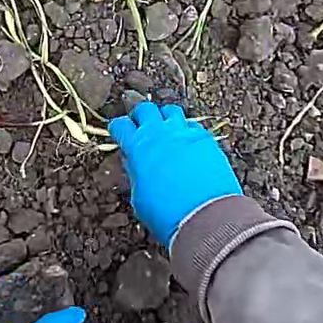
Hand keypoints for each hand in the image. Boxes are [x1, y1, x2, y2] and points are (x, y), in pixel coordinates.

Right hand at [107, 101, 240, 247]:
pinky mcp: (204, 137)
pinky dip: (186, 130)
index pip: (121, 126)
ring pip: (171, 111)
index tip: (118, 130)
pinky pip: (192, 125)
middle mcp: (159, 133)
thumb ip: (135, 174)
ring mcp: (183, 132)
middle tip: (140, 123)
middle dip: (140, 115)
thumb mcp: (140, 197)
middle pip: (145, 109)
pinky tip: (187, 141)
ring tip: (165, 128)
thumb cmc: (168, 212)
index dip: (118, 127)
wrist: (204, 213)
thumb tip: (134, 162)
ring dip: (164, 117)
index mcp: (138, 147)